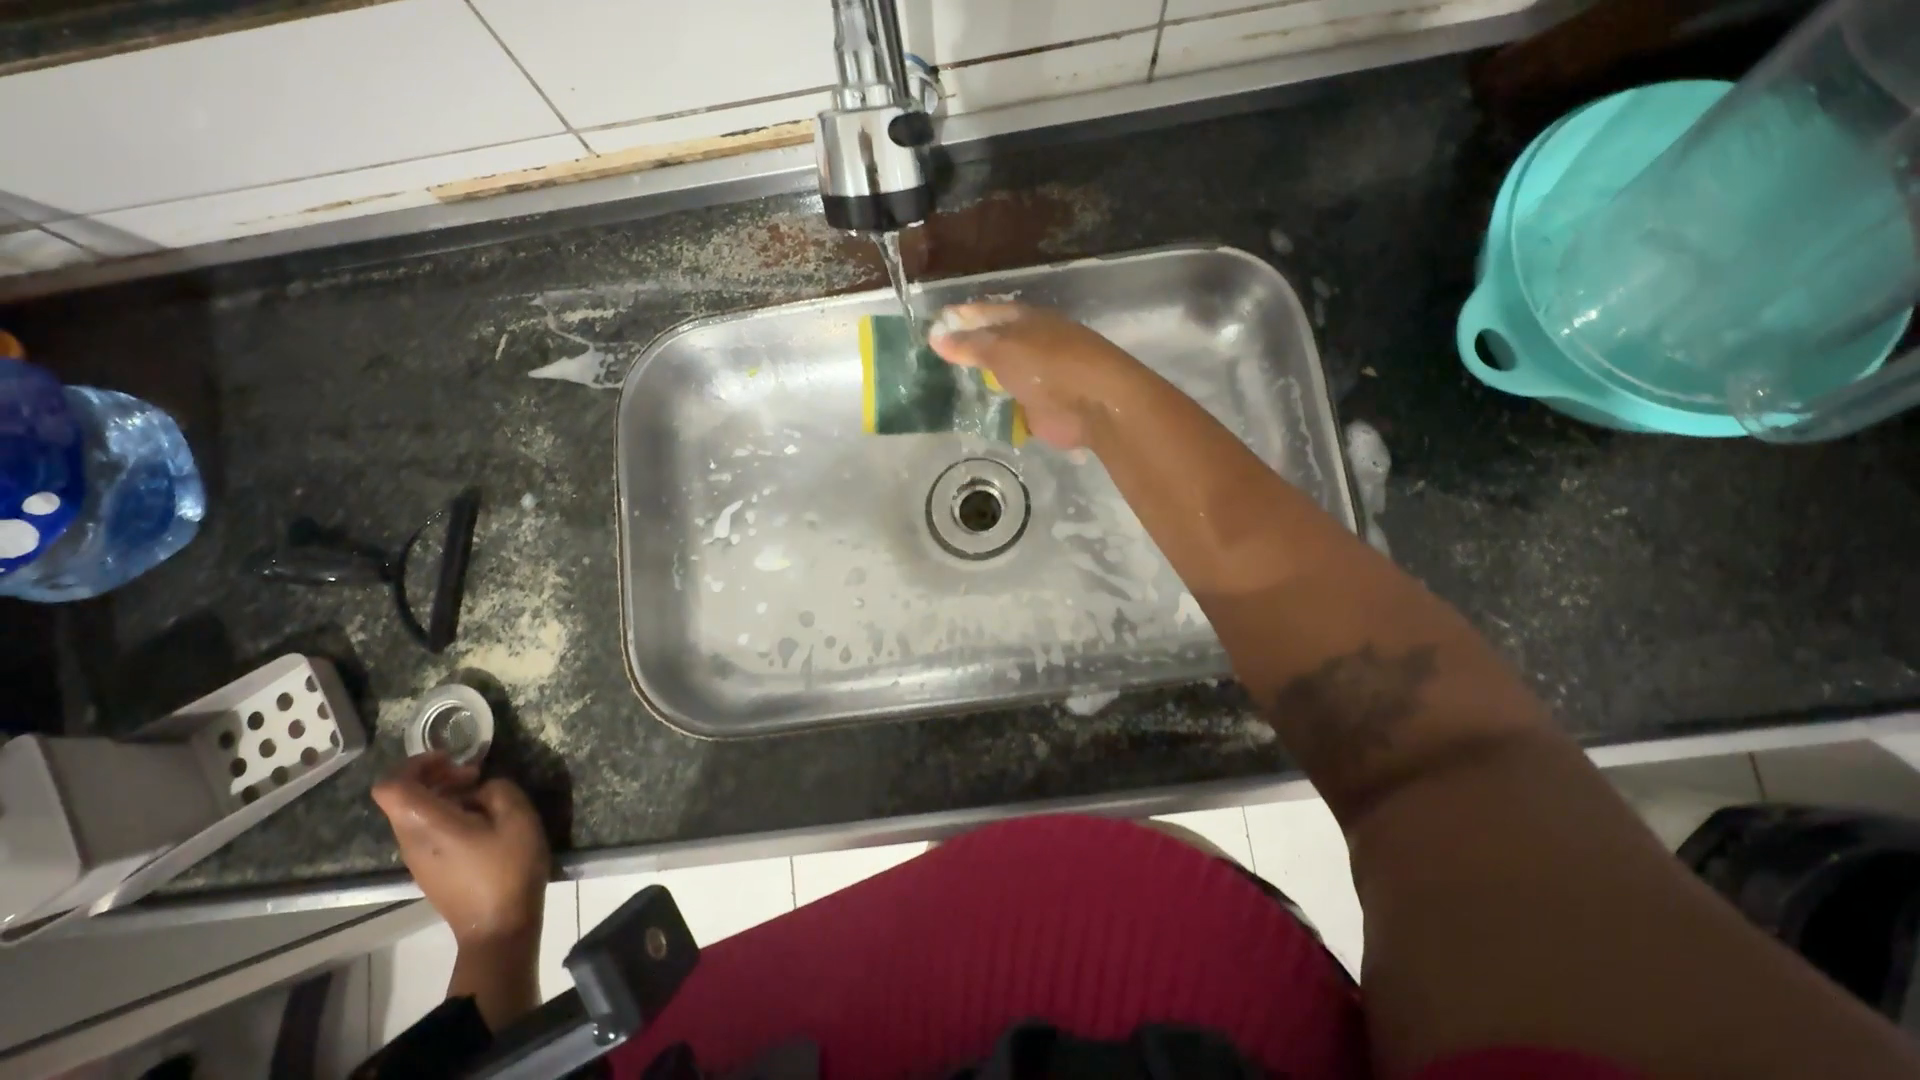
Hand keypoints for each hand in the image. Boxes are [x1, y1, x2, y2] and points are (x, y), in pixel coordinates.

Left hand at [371, 754, 549, 946]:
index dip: (415, 763)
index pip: (391, 785)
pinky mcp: (427, 870)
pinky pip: (425, 832)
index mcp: (426, 823)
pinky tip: (479, 825)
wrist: (497, 928)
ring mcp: (415, 858)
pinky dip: (445, 816)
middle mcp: (410, 839)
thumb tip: (480, 790)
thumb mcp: (518, 817)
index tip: (450, 759)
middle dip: (435, 776)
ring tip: (483, 799)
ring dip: (443, 796)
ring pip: (414, 814)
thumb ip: (497, 789)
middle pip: (402, 797)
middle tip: (474, 776)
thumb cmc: (507, 868)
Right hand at [928, 303, 1143, 447]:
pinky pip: (1010, 406)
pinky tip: (970, 413)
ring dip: (980, 381)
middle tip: (934, 358)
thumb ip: (970, 345)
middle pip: (996, 345)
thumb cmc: (1049, 366)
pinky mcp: (1041, 409)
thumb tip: (936, 336)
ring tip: (945, 386)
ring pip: (1002, 376)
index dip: (963, 317)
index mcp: (1028, 320)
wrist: (1095, 404)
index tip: (935, 323)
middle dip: (969, 349)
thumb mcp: (1003, 349)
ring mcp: (1039, 378)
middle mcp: (1034, 345)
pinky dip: (993, 409)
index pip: (989, 312)